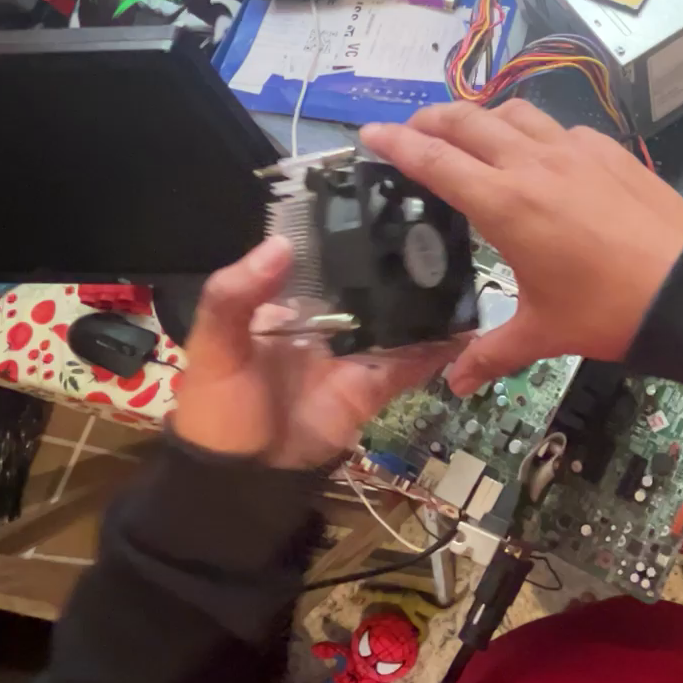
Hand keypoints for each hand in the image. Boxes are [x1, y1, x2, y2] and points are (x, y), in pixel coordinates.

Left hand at [171, 236, 459, 466]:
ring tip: (467, 276)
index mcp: (289, 302)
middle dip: (404, 265)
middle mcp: (329, 320)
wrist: (244, 479)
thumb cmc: (221, 407)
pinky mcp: (377, 384)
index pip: (325, 258)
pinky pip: (412, 363)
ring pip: (401, 320)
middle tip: (445, 235)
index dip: (352, 233)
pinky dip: (440, 350)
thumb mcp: (214, 346)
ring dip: (430, 304)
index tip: (390, 202)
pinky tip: (469, 331)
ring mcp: (358, 352)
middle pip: (373, 285)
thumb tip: (280, 243)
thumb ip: (234, 295)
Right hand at [360, 100, 682, 393]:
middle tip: (413, 132)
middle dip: (431, 120)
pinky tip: (538, 155)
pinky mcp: (609, 151)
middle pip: (467, 120)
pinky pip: (558, 127)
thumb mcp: (543, 333)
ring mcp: (575, 151)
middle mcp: (534, 164)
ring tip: (471, 136)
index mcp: (505, 204)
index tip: (370, 134)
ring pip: (514, 112)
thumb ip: (492, 354)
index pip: (434, 160)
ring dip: (482, 117)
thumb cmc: (608, 311)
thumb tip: (455, 384)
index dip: (396, 143)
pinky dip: (533, 130)